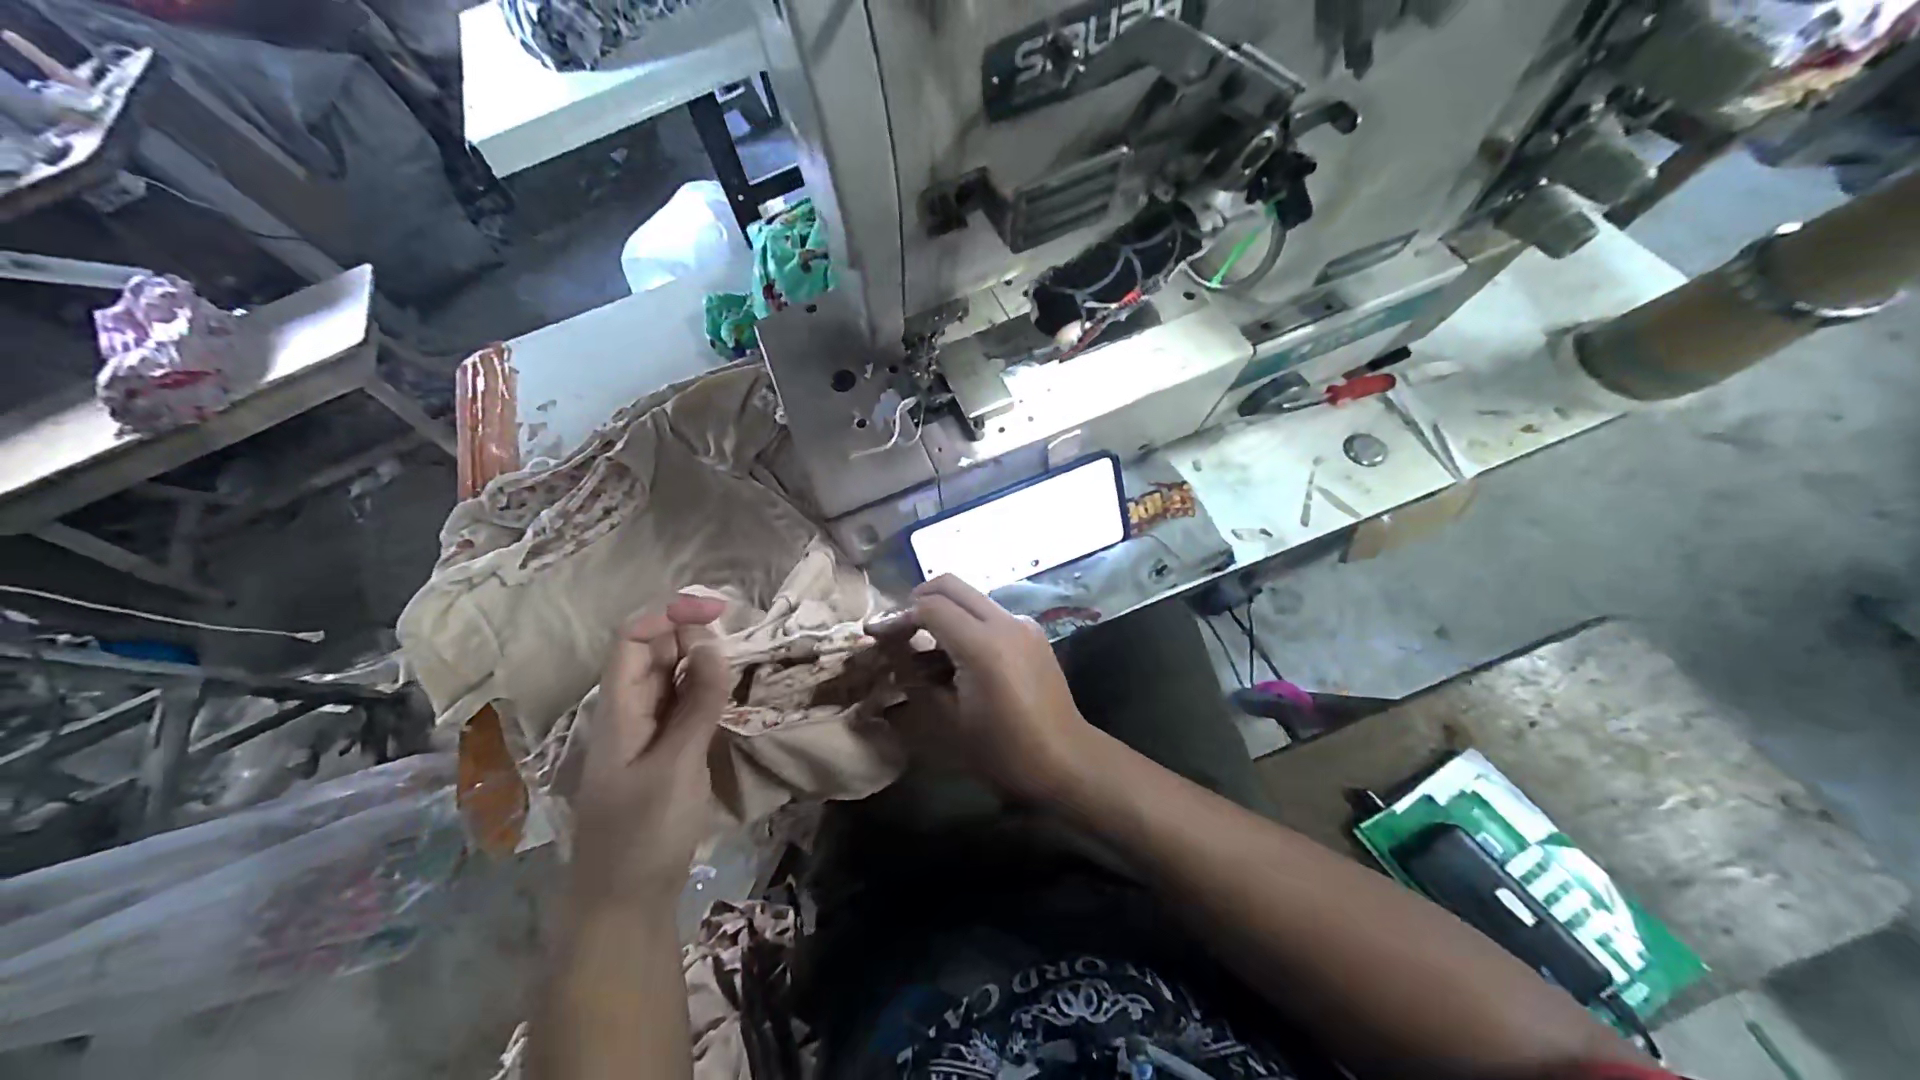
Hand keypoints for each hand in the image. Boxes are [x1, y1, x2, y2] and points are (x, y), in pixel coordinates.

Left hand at [570, 593, 730, 906]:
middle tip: (736, 636)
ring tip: (739, 657)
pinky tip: (729, 692)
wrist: (624, 904)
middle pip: (651, 654)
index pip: (633, 639)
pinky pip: (683, 706)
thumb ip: (697, 704)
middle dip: (689, 632)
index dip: (669, 614)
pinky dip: (705, 690)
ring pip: (670, 679)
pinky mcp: (664, 755)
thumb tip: (713, 643)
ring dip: (701, 660)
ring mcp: (646, 735)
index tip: (716, 610)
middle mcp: (628, 713)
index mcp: (618, 710)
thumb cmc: (644, 834)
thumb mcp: (676, 766)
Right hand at [876, 575, 1096, 802]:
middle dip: (918, 600)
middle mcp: (1005, 622)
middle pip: (950, 585)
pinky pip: (989, 614)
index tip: (876, 635)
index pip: (929, 606)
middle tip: (898, 629)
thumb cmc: (1005, 751)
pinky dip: (965, 623)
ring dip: (943, 611)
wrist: (1067, 761)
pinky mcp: (1032, 633)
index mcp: (983, 644)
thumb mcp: (951, 721)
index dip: (898, 617)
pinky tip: (955, 657)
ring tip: (922, 648)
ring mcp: (1022, 624)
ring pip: (971, 597)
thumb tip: (892, 656)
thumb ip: (918, 680)